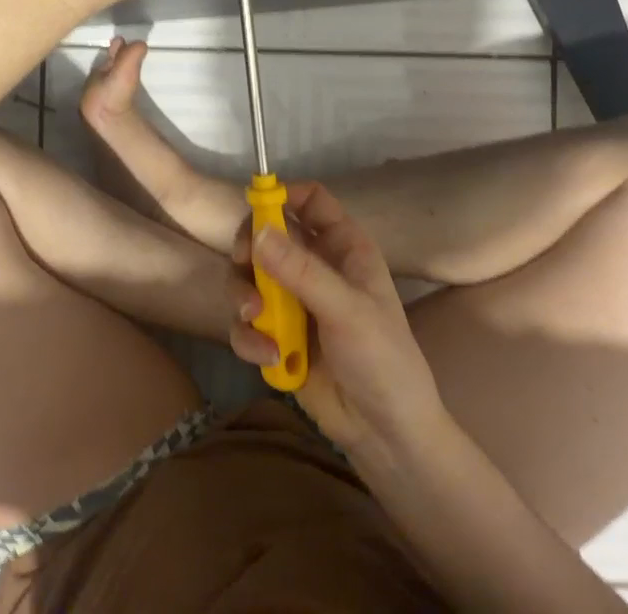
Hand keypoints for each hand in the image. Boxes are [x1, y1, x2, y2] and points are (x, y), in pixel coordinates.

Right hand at [230, 182, 447, 457]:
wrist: (385, 432)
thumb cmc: (383, 360)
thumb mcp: (347, 311)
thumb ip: (302, 271)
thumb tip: (258, 233)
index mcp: (344, 249)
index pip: (311, 201)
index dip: (282, 195)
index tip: (255, 206)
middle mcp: (315, 268)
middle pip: (266, 235)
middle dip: (248, 250)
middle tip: (242, 264)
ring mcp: (292, 303)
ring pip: (246, 279)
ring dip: (243, 298)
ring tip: (256, 321)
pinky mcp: (274, 337)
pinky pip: (245, 323)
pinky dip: (249, 338)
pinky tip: (270, 358)